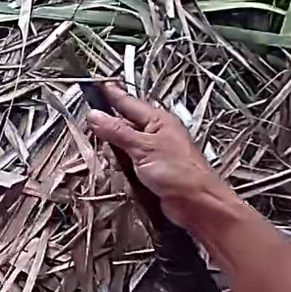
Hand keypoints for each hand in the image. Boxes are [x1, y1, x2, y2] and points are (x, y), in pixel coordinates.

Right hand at [83, 82, 237, 227]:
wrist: (199, 205)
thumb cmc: (183, 174)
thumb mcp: (143, 148)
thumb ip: (117, 132)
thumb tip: (95, 116)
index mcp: (159, 121)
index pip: (128, 103)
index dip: (112, 95)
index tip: (98, 86)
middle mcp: (157, 134)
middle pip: (125, 123)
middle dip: (108, 125)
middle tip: (91, 123)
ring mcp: (155, 153)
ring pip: (125, 143)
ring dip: (115, 148)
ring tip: (105, 148)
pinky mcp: (152, 171)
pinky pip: (130, 161)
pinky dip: (122, 164)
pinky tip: (119, 167)